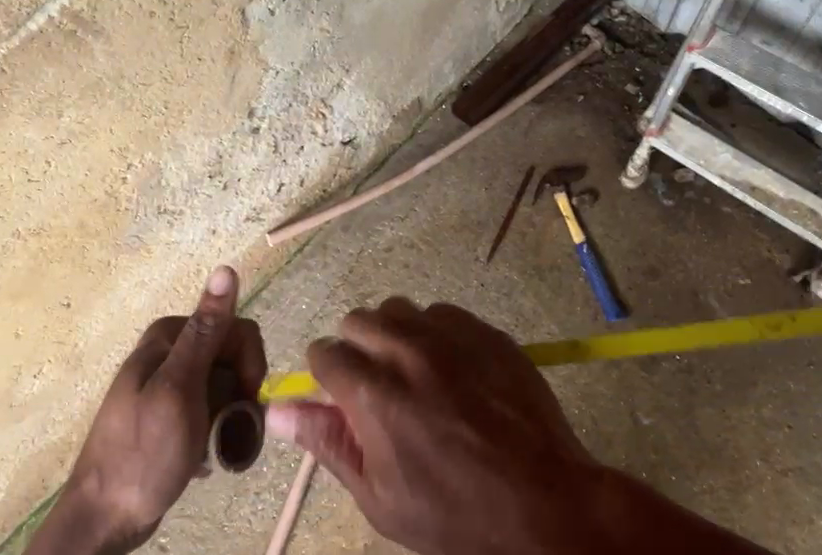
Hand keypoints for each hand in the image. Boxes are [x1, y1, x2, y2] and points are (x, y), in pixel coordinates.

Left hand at [28, 266, 265, 554]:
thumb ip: (206, 332)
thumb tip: (227, 268)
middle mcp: (171, 352)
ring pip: (229, 390)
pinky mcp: (173, 416)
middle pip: (235, 361)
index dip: (250, 368)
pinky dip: (219, 434)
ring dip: (234, 422)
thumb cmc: (142, 453)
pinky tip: (206, 457)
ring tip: (221, 452)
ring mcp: (171, 386)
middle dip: (243, 399)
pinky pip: (214, 413)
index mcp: (170, 336)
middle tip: (231, 433)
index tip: (244, 401)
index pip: (237, 331)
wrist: (105, 519)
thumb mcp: (179, 390)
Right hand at [264, 298, 602, 554]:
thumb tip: (278, 409)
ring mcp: (452, 335)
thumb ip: (328, 442)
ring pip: (401, 309)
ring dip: (394, 335)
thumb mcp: (380, 495)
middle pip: (358, 319)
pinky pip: (444, 314)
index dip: (327, 377)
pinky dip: (436, 334)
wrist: (542, 501)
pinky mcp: (487, 331)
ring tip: (413, 376)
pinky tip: (451, 370)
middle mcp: (409, 350)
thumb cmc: (454, 513)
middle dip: (356, 349)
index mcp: (375, 392)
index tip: (341, 399)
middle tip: (376, 388)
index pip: (325, 352)